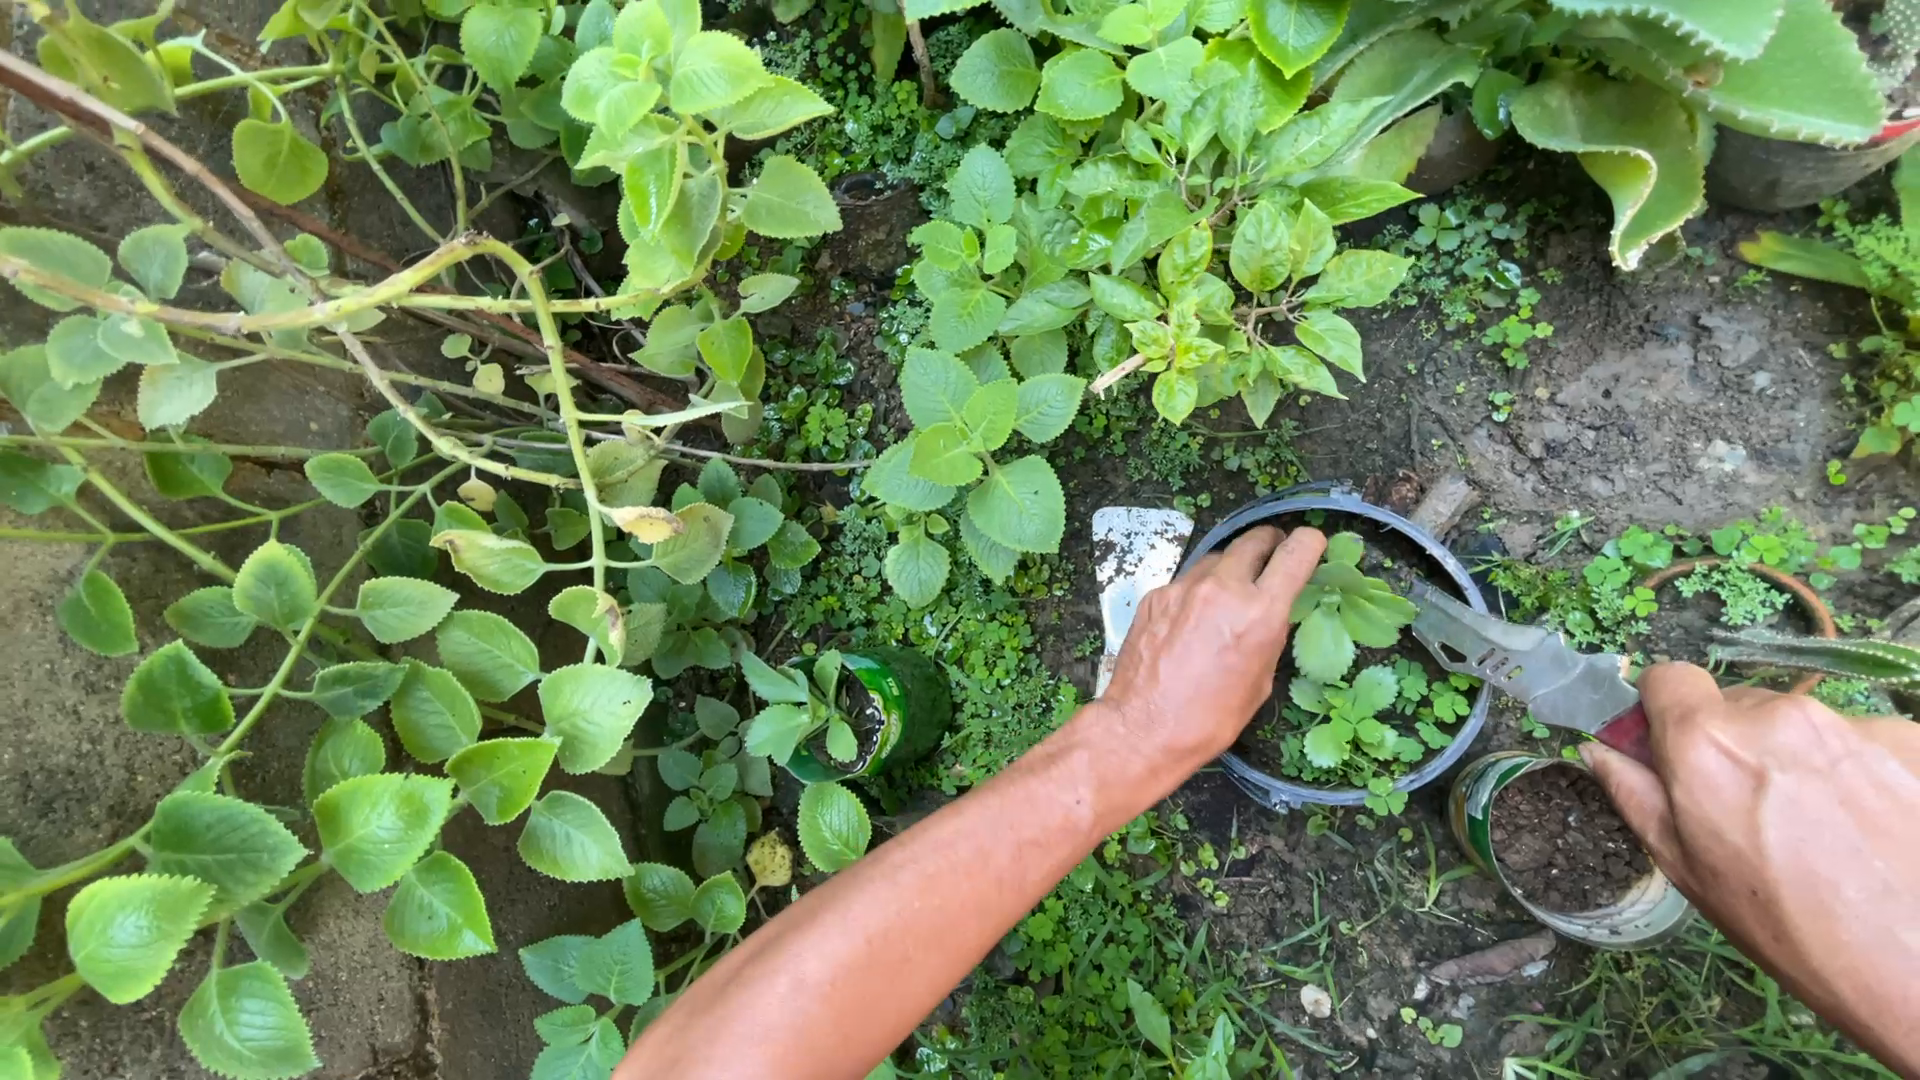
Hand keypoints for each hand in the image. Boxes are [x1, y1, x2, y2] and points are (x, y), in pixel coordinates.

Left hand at [1098, 525, 1325, 774]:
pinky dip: (1197, 590)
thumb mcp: (1260, 680)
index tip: (1310, 543)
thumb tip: (1271, 612)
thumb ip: (1268, 635)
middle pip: (1252, 541)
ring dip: (1230, 567)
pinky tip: (1193, 617)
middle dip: (1268, 544)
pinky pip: (1185, 581)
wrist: (1143, 727)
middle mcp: (1220, 589)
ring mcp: (1182, 588)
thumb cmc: (1210, 717)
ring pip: (1215, 559)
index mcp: (1258, 612)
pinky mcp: (1154, 596)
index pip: (1294, 553)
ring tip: (1231, 591)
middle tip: (1273, 553)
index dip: (1308, 543)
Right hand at [1583, 663, 1919, 1075]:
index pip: (1668, 676)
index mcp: (1702, 738)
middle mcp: (1776, 716)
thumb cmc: (1782, 920)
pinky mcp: (1918, 747)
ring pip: (1801, 726)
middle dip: (1735, 740)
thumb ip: (1631, 790)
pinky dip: (1861, 771)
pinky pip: (1865, 744)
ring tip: (1823, 821)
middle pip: (1738, 704)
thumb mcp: (1679, 860)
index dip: (1664, 708)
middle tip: (1752, 801)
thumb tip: (1599, 750)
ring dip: (1798, 756)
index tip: (1673, 747)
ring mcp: (1856, 730)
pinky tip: (1874, 823)